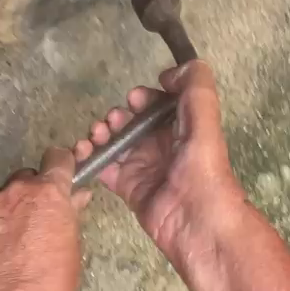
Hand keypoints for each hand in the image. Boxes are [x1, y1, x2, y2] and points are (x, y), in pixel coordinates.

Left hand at [0, 146, 89, 290]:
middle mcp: (16, 192)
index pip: (57, 159)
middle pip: (25, 181)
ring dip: (7, 213)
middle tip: (34, 225)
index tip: (59, 180)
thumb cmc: (51, 287)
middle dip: (31, 197)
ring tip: (11, 245)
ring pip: (1, 198)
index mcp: (49, 194)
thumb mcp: (72, 248)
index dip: (59, 169)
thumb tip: (74, 198)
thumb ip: (69, 215)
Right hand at [74, 61, 246, 275]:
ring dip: (102, 134)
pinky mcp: (127, 187)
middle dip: (118, 116)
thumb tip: (169, 72)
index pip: (158, 105)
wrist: (194, 218)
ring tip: (96, 135)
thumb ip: (194, 86)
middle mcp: (161, 146)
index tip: (134, 98)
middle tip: (111, 121)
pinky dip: (92, 159)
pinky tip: (84, 153)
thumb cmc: (203, 167)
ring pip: (116, 143)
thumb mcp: (205, 118)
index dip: (144, 98)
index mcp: (182, 128)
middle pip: (132, 123)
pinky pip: (105, 169)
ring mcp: (142, 167)